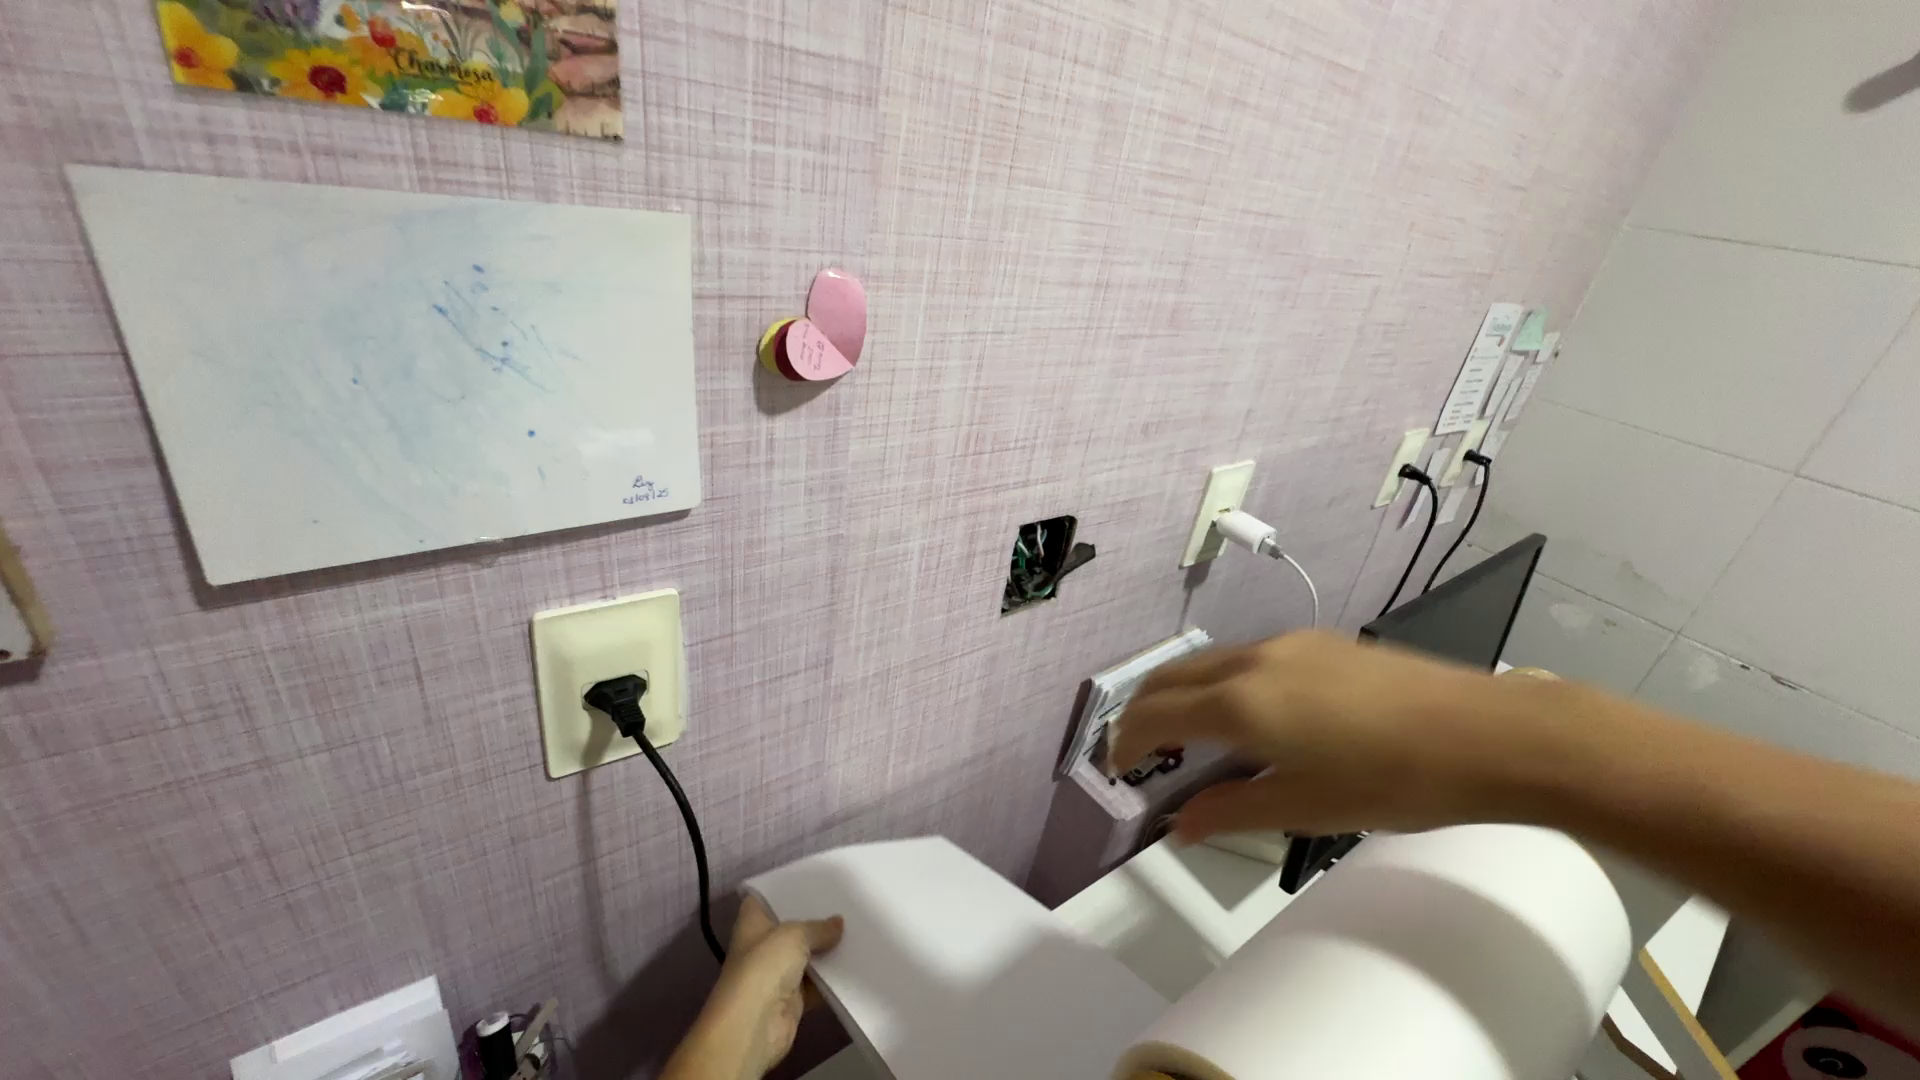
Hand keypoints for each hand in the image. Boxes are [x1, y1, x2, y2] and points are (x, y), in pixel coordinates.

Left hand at [663, 898, 843, 1079]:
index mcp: (752, 924)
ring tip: (855, 928)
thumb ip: (818, 928)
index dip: (781, 890)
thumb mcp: (794, 935)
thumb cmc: (764, 966)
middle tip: (842, 903)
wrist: (754, 1025)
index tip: (807, 880)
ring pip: (805, 957)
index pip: (762, 899)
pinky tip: (854, 963)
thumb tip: (838, 923)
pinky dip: (832, 978)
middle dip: (813, 920)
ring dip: (825, 950)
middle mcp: (762, 947)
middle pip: (790, 928)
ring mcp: (776, 975)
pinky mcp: (792, 1000)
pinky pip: (816, 984)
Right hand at [1109, 631, 1551, 838]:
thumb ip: (1230, 810)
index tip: (1117, 766)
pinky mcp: (1318, 641)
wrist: (1490, 733)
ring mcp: (1286, 644)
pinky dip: (1220, 682)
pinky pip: (1245, 657)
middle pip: (1170, 677)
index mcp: (1240, 704)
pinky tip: (1248, 713)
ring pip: (1207, 663)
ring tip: (1190, 735)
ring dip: (1182, 693)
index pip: (1156, 714)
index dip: (1126, 741)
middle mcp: (1251, 661)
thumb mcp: (1305, 807)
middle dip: (1143, 710)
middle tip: (1140, 749)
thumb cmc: (1394, 781)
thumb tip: (1179, 825)